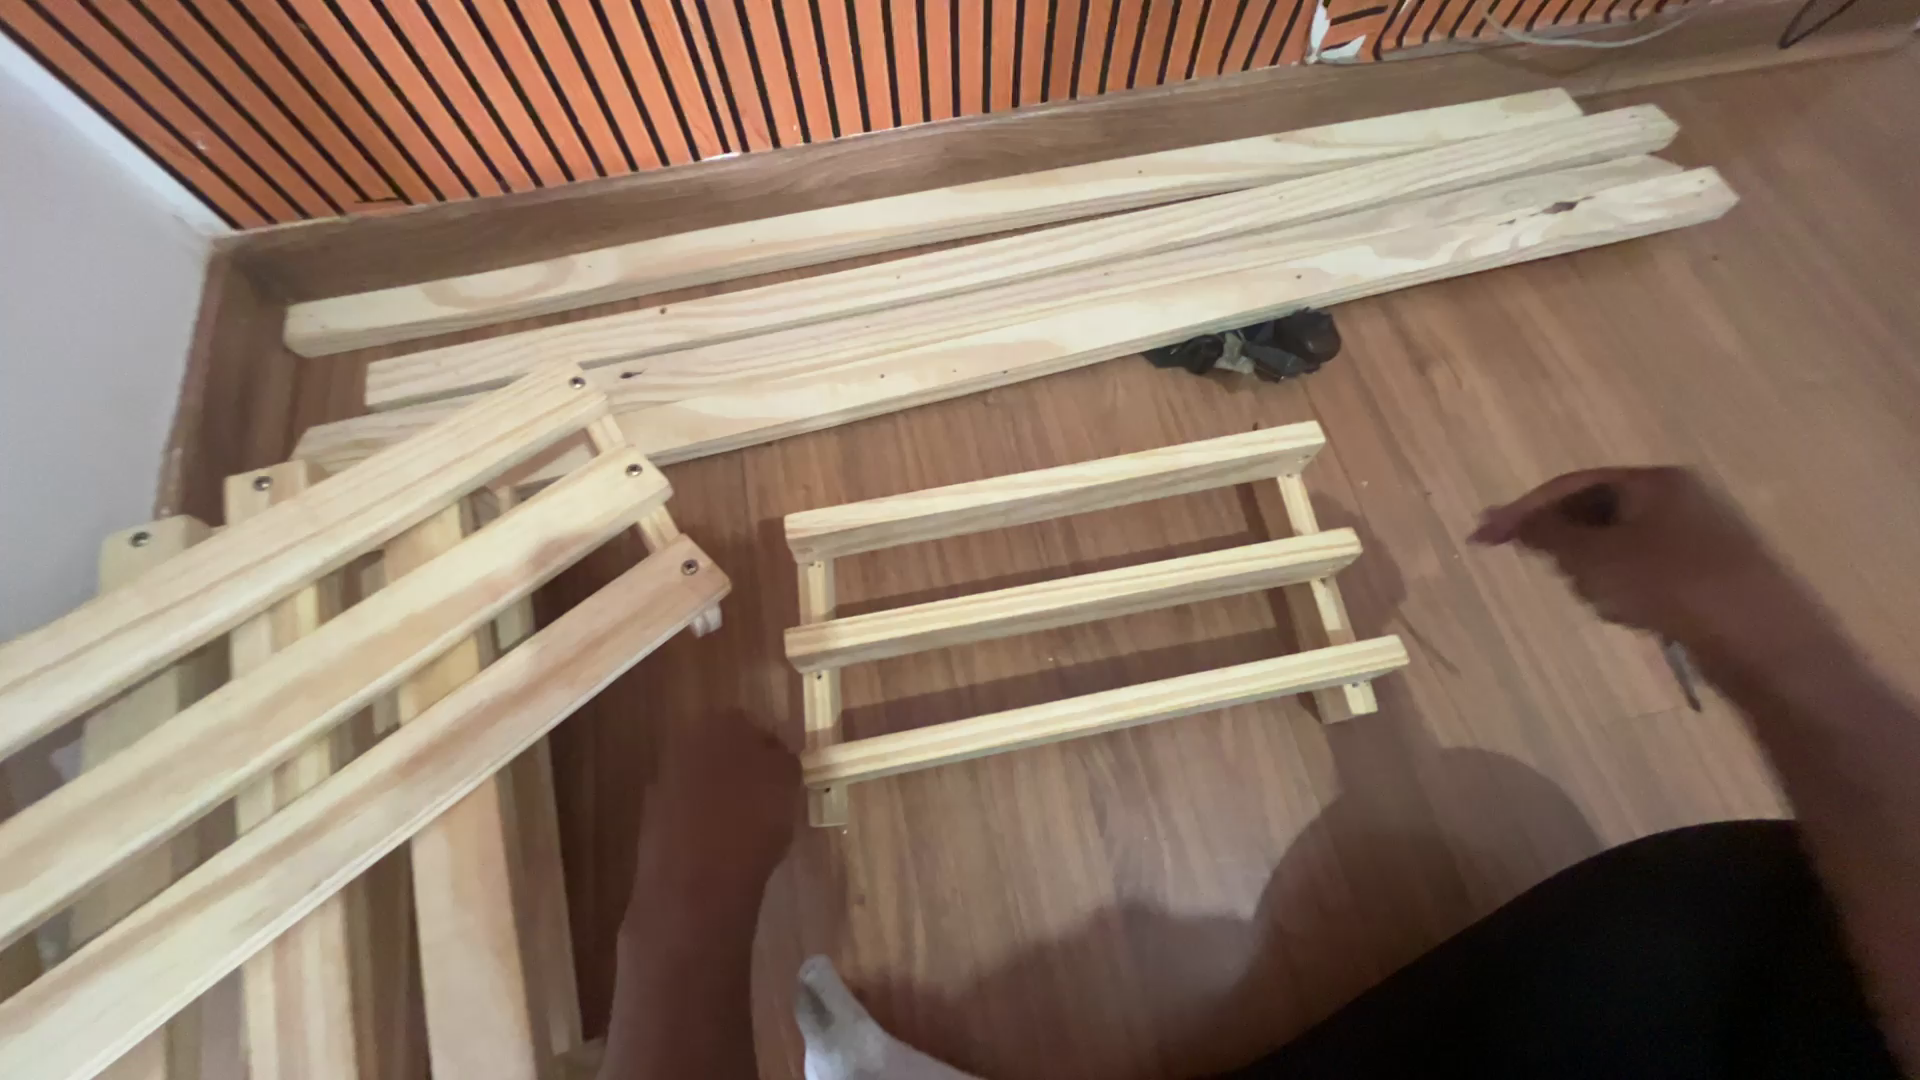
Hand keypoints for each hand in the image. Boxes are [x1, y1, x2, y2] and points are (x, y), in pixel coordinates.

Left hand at [638, 709, 800, 888]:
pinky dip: (699, 821)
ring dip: (718, 795)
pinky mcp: (650, 818)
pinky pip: (684, 810)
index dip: (768, 748)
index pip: (750, 724)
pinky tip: (718, 845)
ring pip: (700, 779)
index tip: (780, 774)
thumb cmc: (754, 821)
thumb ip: (782, 756)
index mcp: (722, 725)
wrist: (697, 882)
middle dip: (739, 767)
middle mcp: (686, 744)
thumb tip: (773, 752)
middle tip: (763, 796)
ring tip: (743, 825)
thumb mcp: (788, 782)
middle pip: (720, 749)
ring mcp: (663, 780)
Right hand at [1469, 467, 1798, 642]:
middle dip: (1565, 546)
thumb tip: (1510, 519)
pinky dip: (1621, 585)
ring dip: (1592, 571)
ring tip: (1603, 600)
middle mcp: (1678, 497)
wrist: (1763, 642)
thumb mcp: (1591, 557)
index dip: (1520, 512)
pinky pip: (1640, 567)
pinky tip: (1630, 612)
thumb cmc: (1668, 586)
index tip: (1481, 538)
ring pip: (1612, 545)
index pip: (1567, 487)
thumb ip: (1544, 533)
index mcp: (1653, 481)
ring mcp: (1697, 533)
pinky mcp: (1707, 568)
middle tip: (1557, 572)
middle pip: (1590, 514)